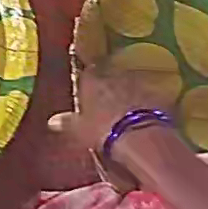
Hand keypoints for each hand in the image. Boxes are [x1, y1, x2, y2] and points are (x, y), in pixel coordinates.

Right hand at [47, 62, 174, 160]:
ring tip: (125, 111)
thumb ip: (67, 123)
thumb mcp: (79, 130)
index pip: (87, 72)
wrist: (140, 136)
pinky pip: (147, 95)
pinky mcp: (155, 94)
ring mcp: (136, 83)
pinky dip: (144, 103)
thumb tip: (52, 121)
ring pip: (129, 84)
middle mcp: (114, 75)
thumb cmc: (103, 130)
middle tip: (106, 102)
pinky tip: (143, 117)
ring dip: (126, 93)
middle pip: (109, 75)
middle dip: (108, 85)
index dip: (88, 81)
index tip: (87, 91)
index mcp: (92, 80)